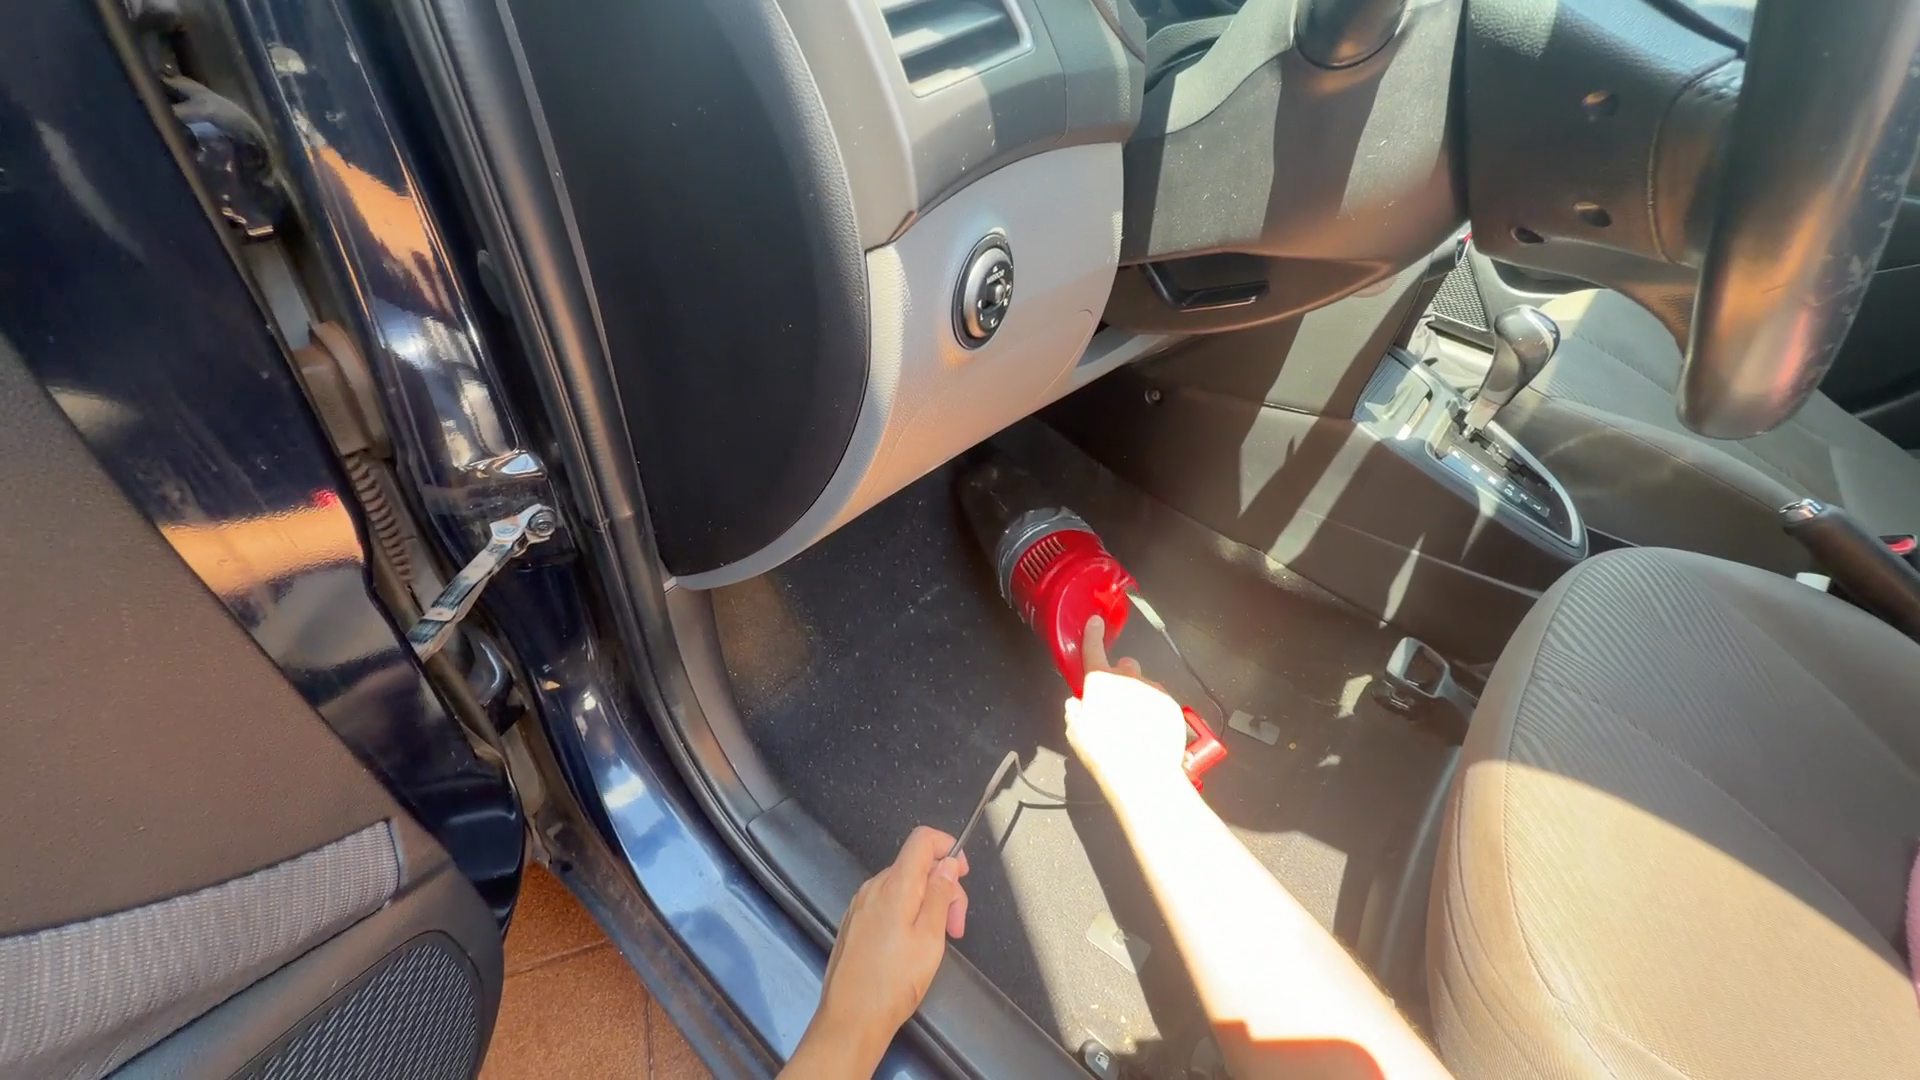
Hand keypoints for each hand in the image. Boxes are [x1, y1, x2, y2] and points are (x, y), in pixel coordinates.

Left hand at [784, 827, 969, 1077]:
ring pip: (902, 885)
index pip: (922, 839)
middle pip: (916, 865)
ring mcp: (860, 904)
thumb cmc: (894, 983)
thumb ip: (940, 894)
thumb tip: (949, 863)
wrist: (848, 1022)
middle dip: (943, 888)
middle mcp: (873, 887)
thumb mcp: (930, 939)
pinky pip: (886, 902)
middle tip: (956, 928)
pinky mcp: (854, 922)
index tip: (963, 874)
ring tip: (935, 941)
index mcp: (895, 885)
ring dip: (926, 903)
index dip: (947, 846)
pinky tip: (911, 946)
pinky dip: (906, 913)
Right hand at [1065, 615, 1191, 798]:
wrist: (1142, 772)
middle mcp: (1128, 678)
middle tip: (1116, 702)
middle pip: (1124, 666)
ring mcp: (1153, 689)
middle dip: (1120, 677)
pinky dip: (1154, 711)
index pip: (1094, 649)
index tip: (1095, 622)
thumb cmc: (1102, 751)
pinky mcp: (1172, 705)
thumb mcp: (1076, 731)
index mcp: (1101, 680)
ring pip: (1144, 685)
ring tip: (1135, 726)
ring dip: (1138, 696)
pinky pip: (1160, 701)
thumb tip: (1078, 704)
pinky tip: (1150, 733)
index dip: (1093, 634)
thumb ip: (1076, 711)